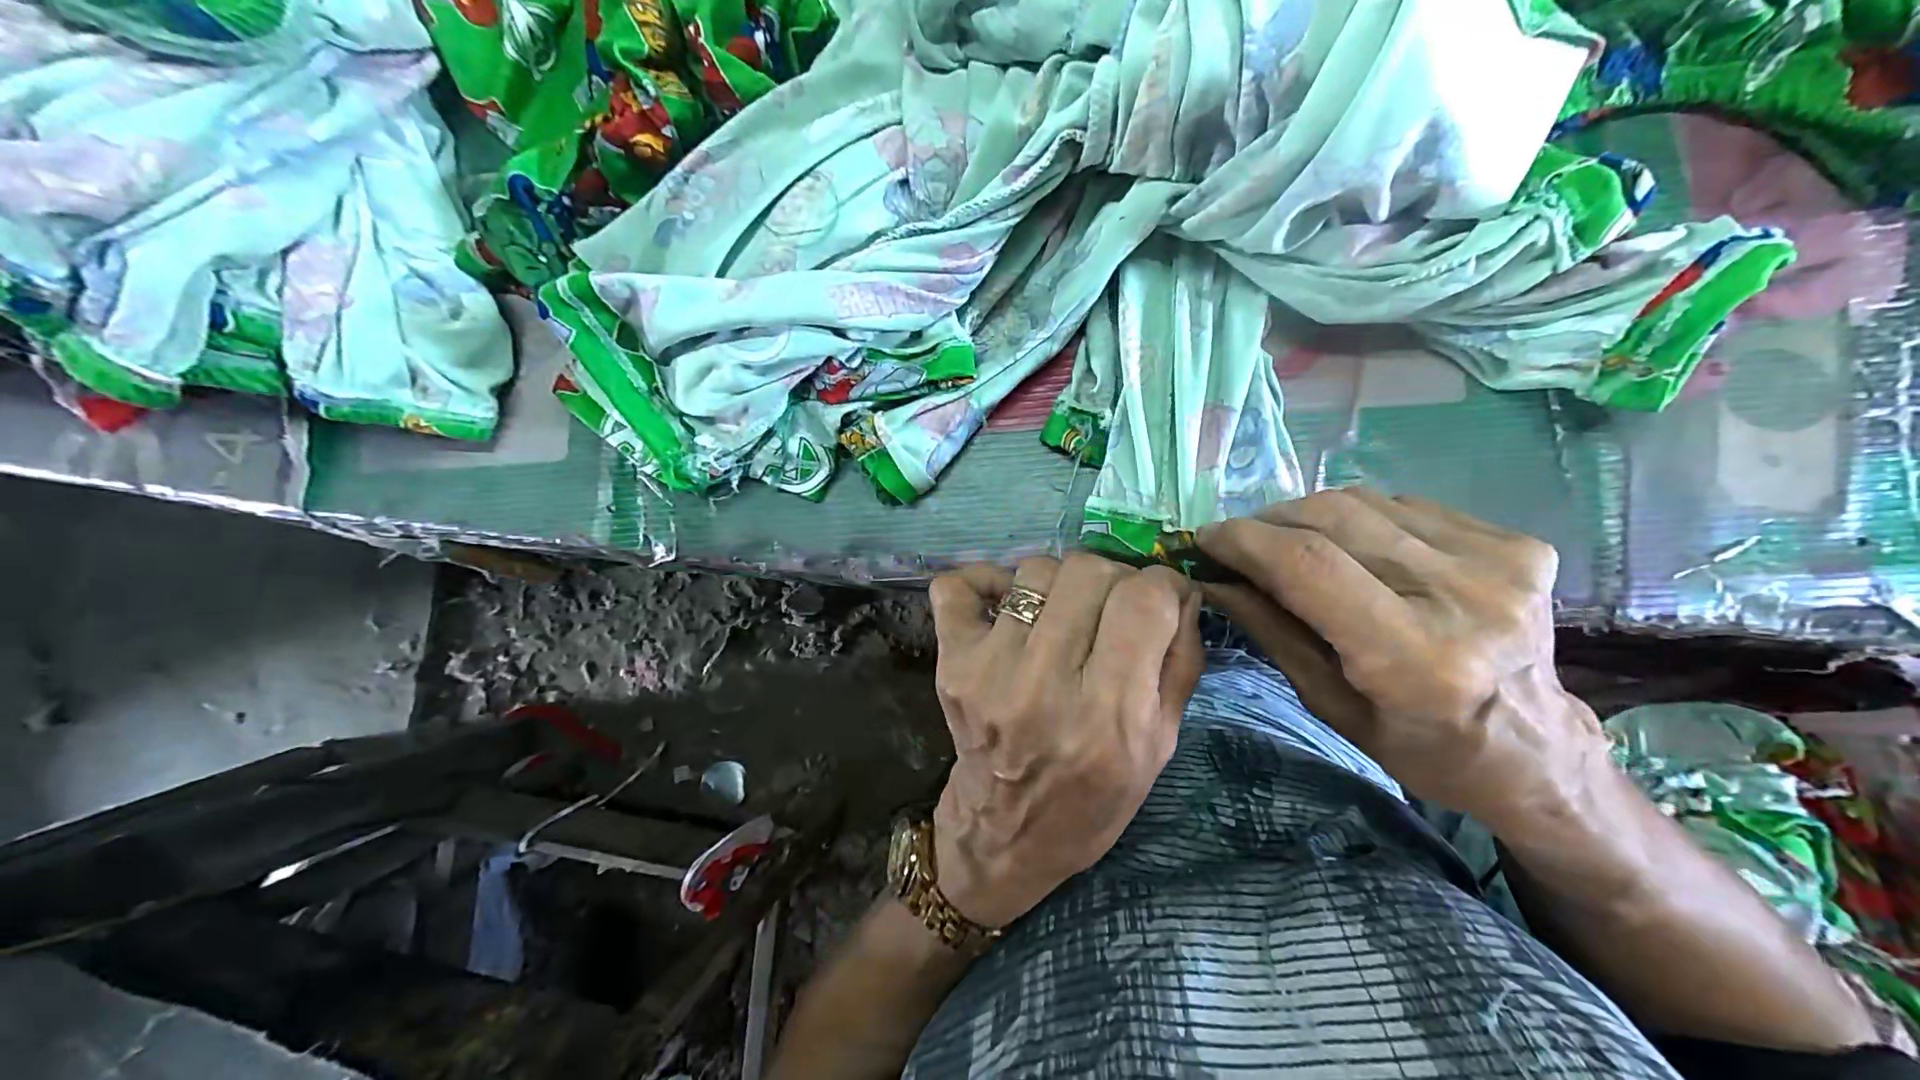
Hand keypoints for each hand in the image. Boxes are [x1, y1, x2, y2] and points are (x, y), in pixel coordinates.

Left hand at [926, 555, 1203, 927]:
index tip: (1161, 601)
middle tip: (1112, 610)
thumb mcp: (1162, 745)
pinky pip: (958, 585)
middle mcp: (1046, 685)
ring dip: (1060, 584)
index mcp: (1110, 714)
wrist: (1008, 832)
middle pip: (1088, 571)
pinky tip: (1007, 606)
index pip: (1143, 600)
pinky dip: (985, 581)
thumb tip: (1179, 589)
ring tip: (1064, 617)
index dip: (1163, 587)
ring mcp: (989, 670)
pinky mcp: (951, 663)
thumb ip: (1179, 661)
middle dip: (1115, 580)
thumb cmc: (1096, 797)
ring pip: (1036, 570)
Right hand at [1196, 488, 1607, 831]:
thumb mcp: (1330, 704)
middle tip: (1238, 541)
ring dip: (1308, 515)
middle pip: (1333, 518)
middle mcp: (1465, 598)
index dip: (1246, 541)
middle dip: (1269, 522)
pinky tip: (1351, 547)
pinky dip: (1359, 520)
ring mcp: (1500, 563)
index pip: (1308, 565)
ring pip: (1366, 502)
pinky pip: (1406, 507)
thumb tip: (1212, 578)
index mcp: (1416, 658)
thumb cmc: (1421, 747)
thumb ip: (1272, 631)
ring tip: (1286, 541)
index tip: (1207, 539)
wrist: (1537, 750)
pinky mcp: (1518, 544)